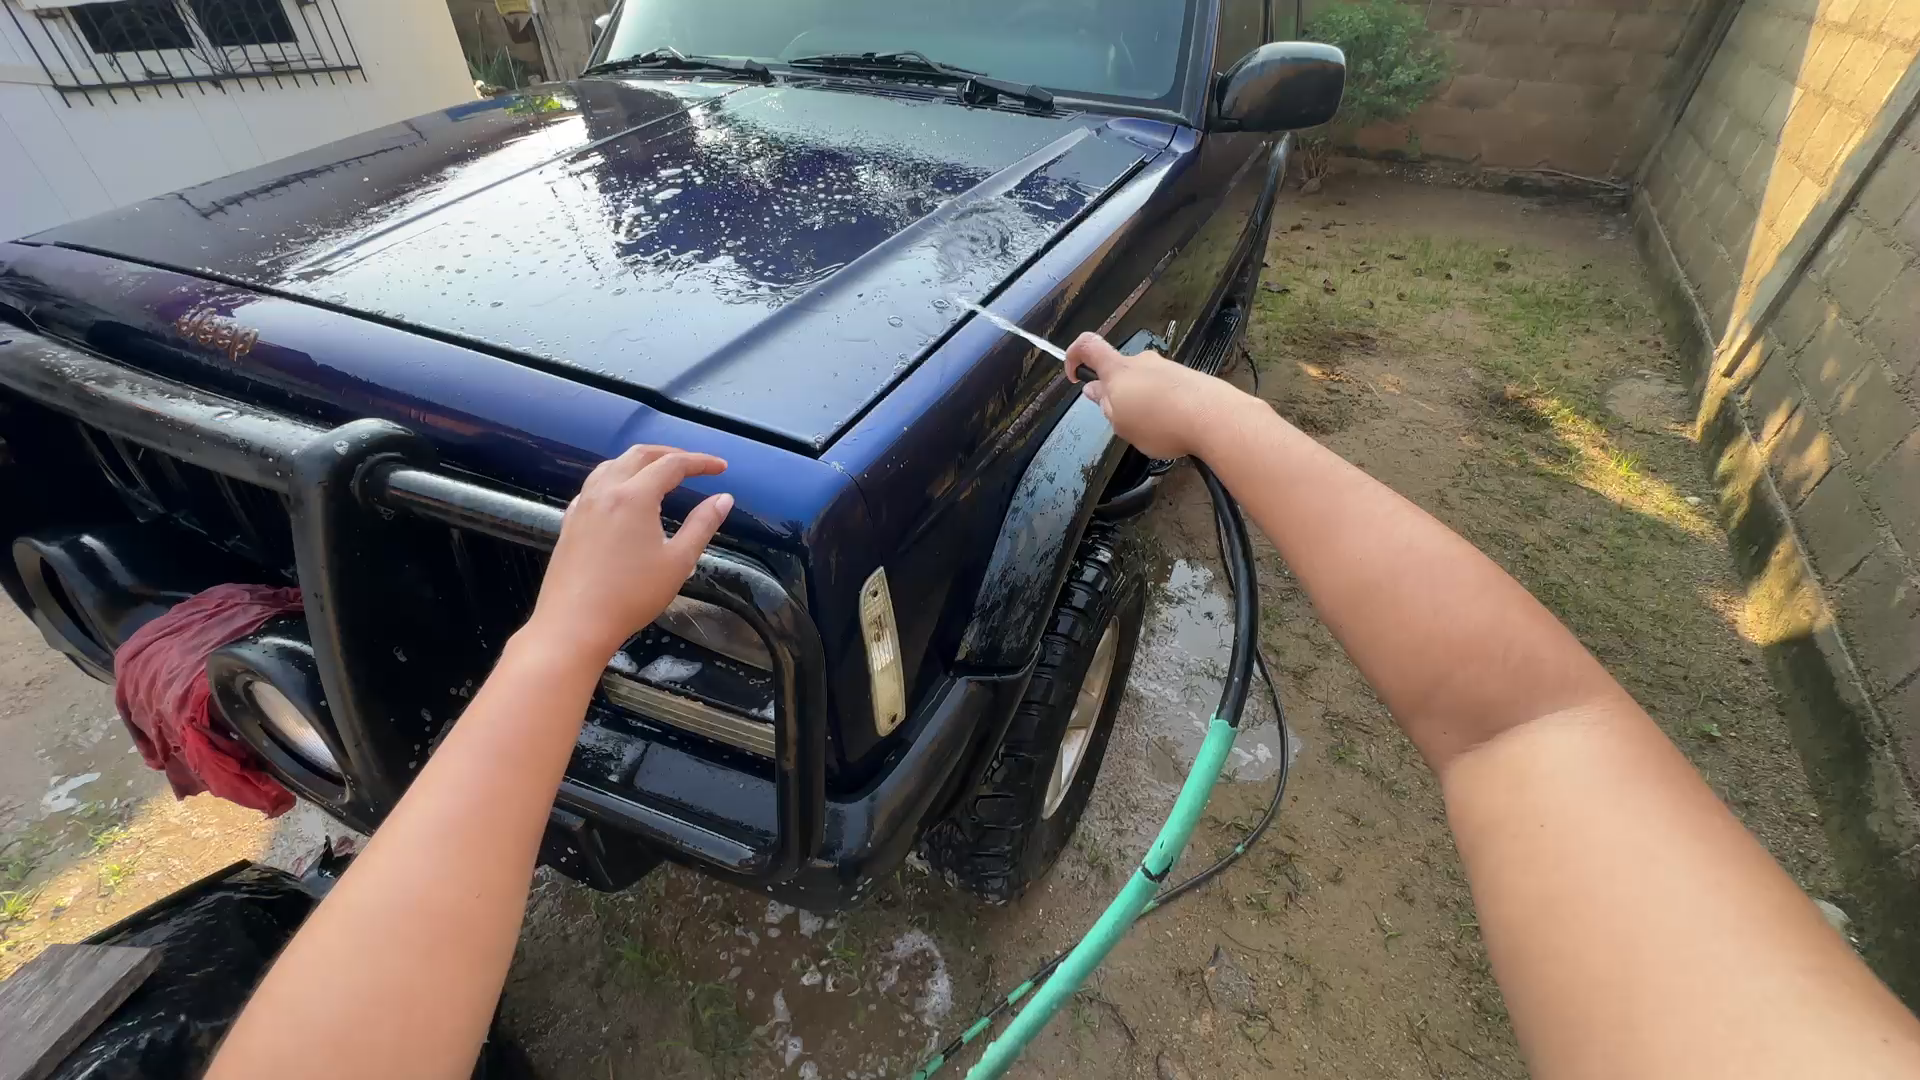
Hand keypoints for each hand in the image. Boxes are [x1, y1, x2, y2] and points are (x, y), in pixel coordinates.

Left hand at [524, 445, 732, 661]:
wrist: (575, 624)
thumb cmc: (632, 595)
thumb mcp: (678, 561)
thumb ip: (703, 525)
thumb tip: (724, 499)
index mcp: (634, 497)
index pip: (672, 465)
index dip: (700, 463)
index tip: (721, 467)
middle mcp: (605, 491)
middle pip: (639, 455)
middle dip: (670, 454)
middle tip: (694, 465)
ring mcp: (583, 505)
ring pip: (613, 465)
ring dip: (641, 462)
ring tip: (661, 474)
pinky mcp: (570, 521)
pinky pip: (595, 485)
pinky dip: (618, 478)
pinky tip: (625, 496)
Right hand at [1065, 333, 1242, 459]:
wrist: (1216, 418)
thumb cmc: (1162, 423)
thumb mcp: (1121, 423)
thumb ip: (1105, 405)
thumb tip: (1094, 390)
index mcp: (1118, 370)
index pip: (1087, 346)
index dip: (1073, 356)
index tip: (1074, 376)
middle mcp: (1142, 362)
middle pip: (1118, 371)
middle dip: (1115, 395)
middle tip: (1123, 422)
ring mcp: (1167, 368)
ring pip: (1143, 383)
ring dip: (1141, 403)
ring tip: (1153, 431)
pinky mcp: (1188, 378)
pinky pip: (1166, 390)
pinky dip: (1162, 406)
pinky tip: (1173, 428)